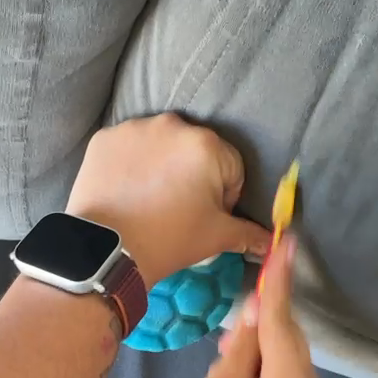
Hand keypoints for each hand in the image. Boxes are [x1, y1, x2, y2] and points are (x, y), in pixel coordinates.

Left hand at [66, 113, 271, 284]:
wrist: (107, 252)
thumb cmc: (170, 240)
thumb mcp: (216, 238)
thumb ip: (250, 233)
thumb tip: (272, 240)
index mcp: (207, 145)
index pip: (231, 168)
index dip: (224, 197)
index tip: (205, 218)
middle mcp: (172, 125)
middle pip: (195, 152)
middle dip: (193, 177)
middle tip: (176, 211)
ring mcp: (134, 128)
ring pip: (160, 146)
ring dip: (161, 168)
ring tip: (149, 202)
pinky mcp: (104, 138)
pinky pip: (127, 148)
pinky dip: (130, 165)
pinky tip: (125, 192)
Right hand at [189, 236, 323, 377]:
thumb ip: (240, 347)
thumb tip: (255, 310)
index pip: (281, 317)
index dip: (279, 279)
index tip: (288, 241)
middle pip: (286, 330)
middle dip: (261, 316)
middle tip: (228, 330)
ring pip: (285, 345)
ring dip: (259, 337)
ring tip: (227, 352)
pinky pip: (283, 363)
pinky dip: (263, 354)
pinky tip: (240, 365)